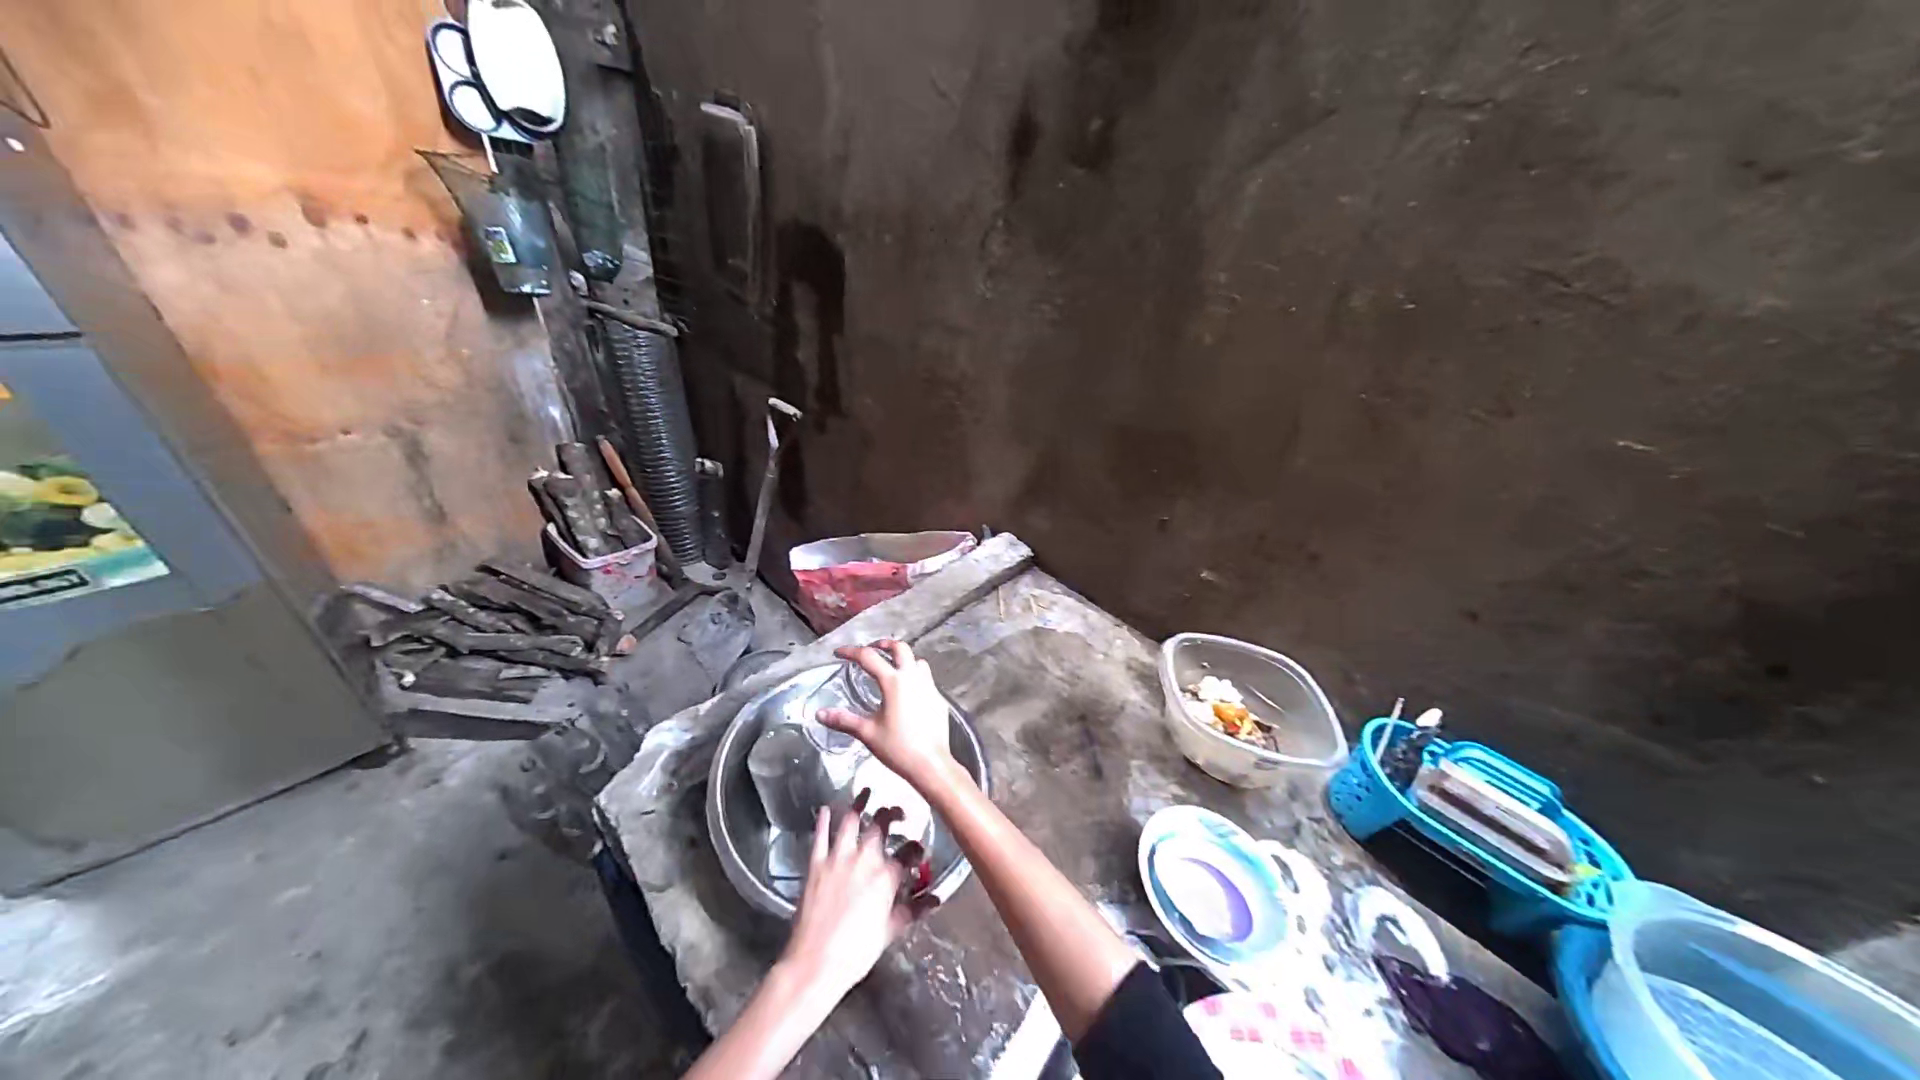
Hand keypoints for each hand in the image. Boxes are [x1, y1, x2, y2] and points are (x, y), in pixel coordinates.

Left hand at [780, 803, 920, 1000]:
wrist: (815, 962)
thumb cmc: (856, 952)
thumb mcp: (890, 932)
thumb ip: (913, 911)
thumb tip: (934, 900)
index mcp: (887, 876)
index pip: (909, 851)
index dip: (917, 847)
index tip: (919, 848)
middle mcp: (865, 859)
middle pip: (881, 825)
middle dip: (892, 813)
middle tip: (897, 811)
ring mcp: (838, 858)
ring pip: (850, 820)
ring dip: (859, 804)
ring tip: (865, 793)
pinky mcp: (816, 864)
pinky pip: (820, 836)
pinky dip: (822, 820)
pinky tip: (824, 809)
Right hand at [818, 640, 953, 789]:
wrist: (931, 764)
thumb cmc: (898, 747)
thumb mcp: (867, 732)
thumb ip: (843, 720)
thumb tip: (820, 714)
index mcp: (893, 682)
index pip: (869, 657)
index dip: (851, 652)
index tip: (839, 653)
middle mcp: (913, 677)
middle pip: (900, 648)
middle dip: (883, 644)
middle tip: (871, 649)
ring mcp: (929, 686)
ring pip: (917, 661)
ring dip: (903, 659)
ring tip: (891, 668)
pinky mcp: (939, 699)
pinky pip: (926, 678)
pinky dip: (914, 676)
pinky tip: (907, 692)